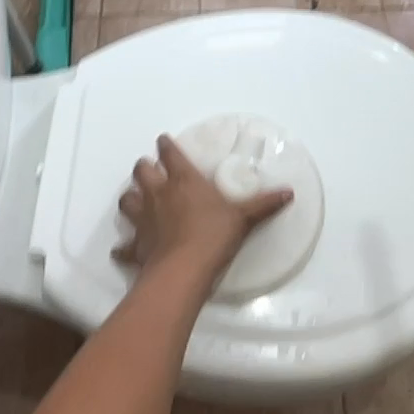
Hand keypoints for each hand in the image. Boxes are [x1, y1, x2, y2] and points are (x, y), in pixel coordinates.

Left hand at [113, 134, 293, 281]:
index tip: (164, 141)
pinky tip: (124, 249)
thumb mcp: (243, 218)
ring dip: (130, 198)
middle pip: (141, 171)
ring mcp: (143, 219)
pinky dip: (123, 246)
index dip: (166, 145)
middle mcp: (158, 193)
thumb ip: (264, 204)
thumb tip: (289, 192)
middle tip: (151, 171)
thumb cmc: (213, 235)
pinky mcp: (135, 245)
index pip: (170, 153)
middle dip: (144, 168)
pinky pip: (123, 245)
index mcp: (183, 180)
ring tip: (137, 201)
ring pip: (126, 200)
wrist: (183, 271)